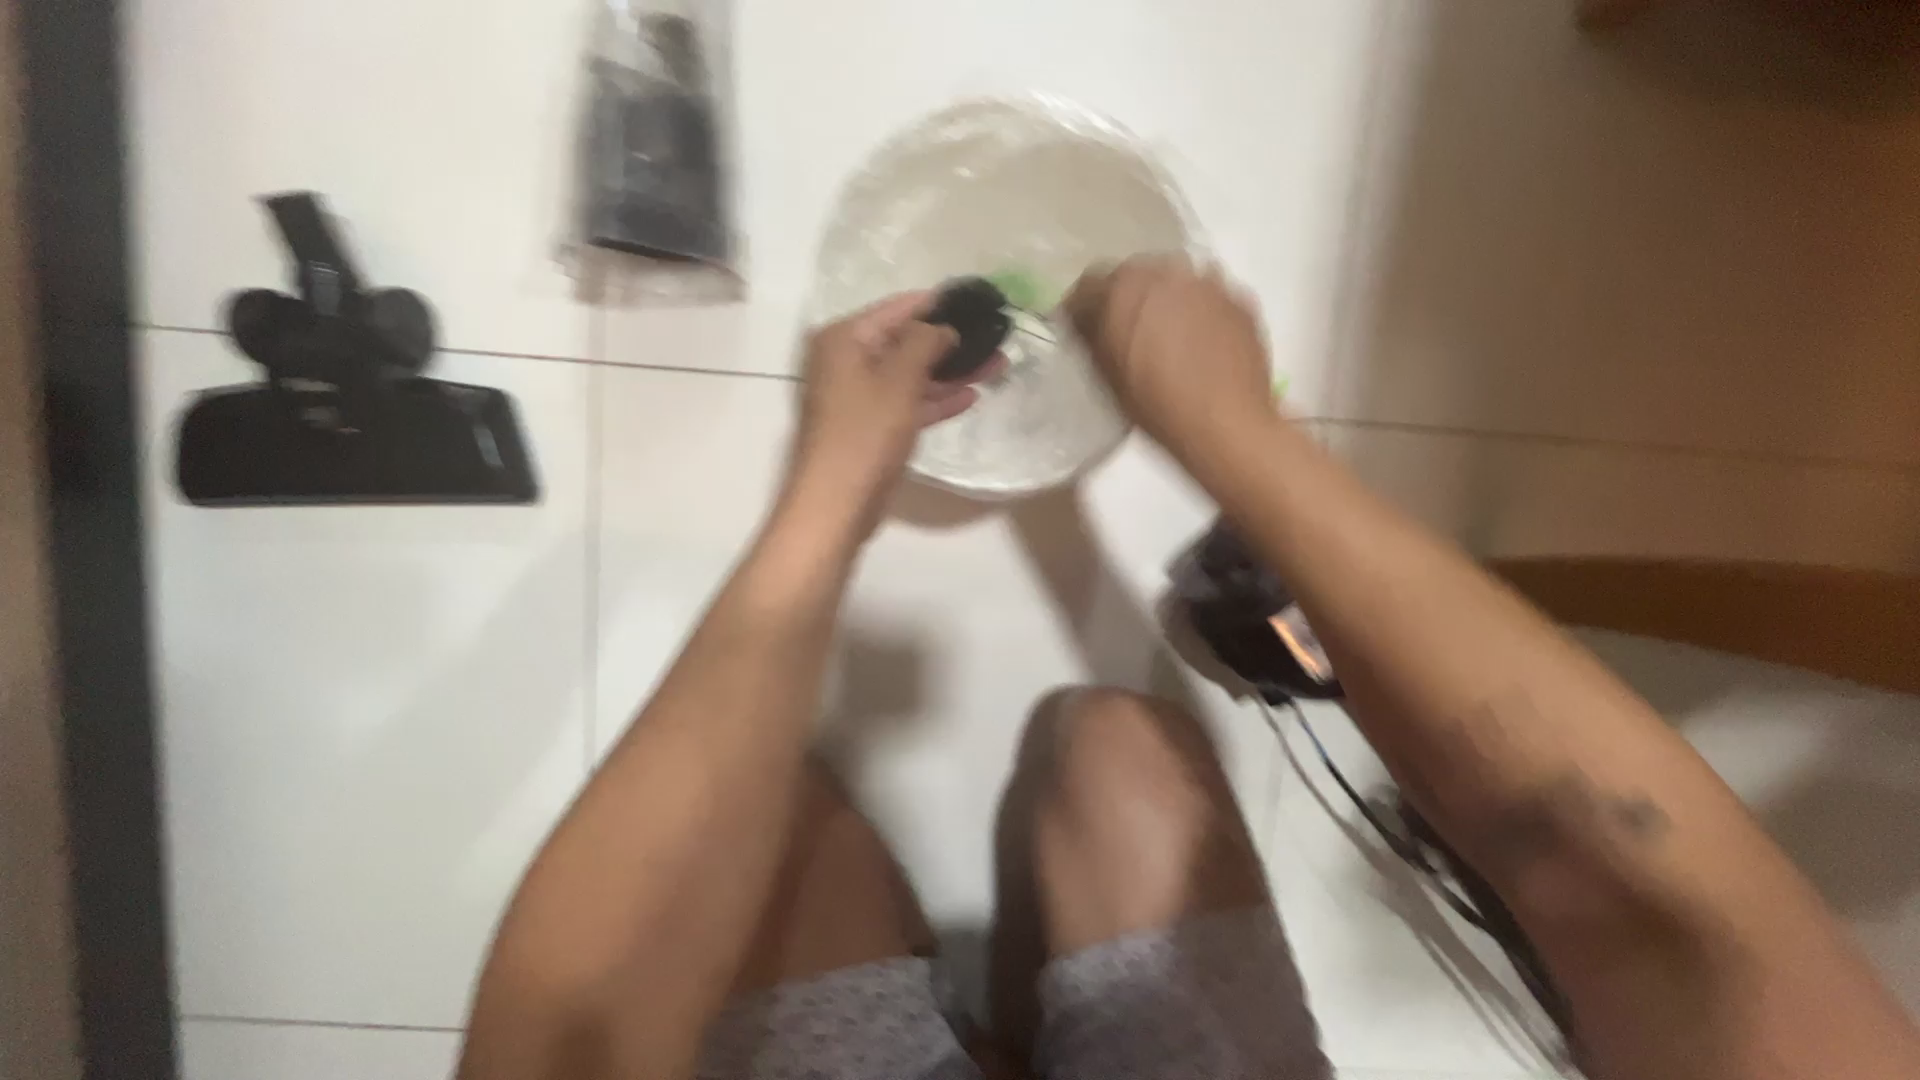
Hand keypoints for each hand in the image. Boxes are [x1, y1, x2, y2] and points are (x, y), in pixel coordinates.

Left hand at [782, 291, 989, 534]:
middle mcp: (847, 361)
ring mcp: (859, 397)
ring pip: (911, 375)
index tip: (978, 302)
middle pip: (906, 342)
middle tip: (995, 337)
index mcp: (844, 338)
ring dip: (950, 372)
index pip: (898, 308)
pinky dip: (935, 400)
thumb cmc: (865, 433)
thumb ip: (925, 342)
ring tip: (996, 364)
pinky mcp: (871, 427)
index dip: (938, 304)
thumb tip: (943, 327)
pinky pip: (908, 403)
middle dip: (951, 342)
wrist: (837, 502)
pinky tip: (970, 395)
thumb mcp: (899, 379)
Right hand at [1066, 256, 1277, 467]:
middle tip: (1125, 332)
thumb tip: (1080, 316)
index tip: (1082, 327)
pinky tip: (1198, 341)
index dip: (1083, 306)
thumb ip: (1089, 335)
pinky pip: (1207, 295)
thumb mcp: (1107, 377)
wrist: (1227, 426)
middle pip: (1135, 274)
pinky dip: (1197, 310)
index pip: (1090, 282)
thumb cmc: (1157, 407)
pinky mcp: (1239, 298)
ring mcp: (1209, 282)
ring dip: (1163, 300)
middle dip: (1125, 298)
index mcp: (1124, 288)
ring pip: (1173, 281)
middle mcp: (1167, 271)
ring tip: (1164, 336)